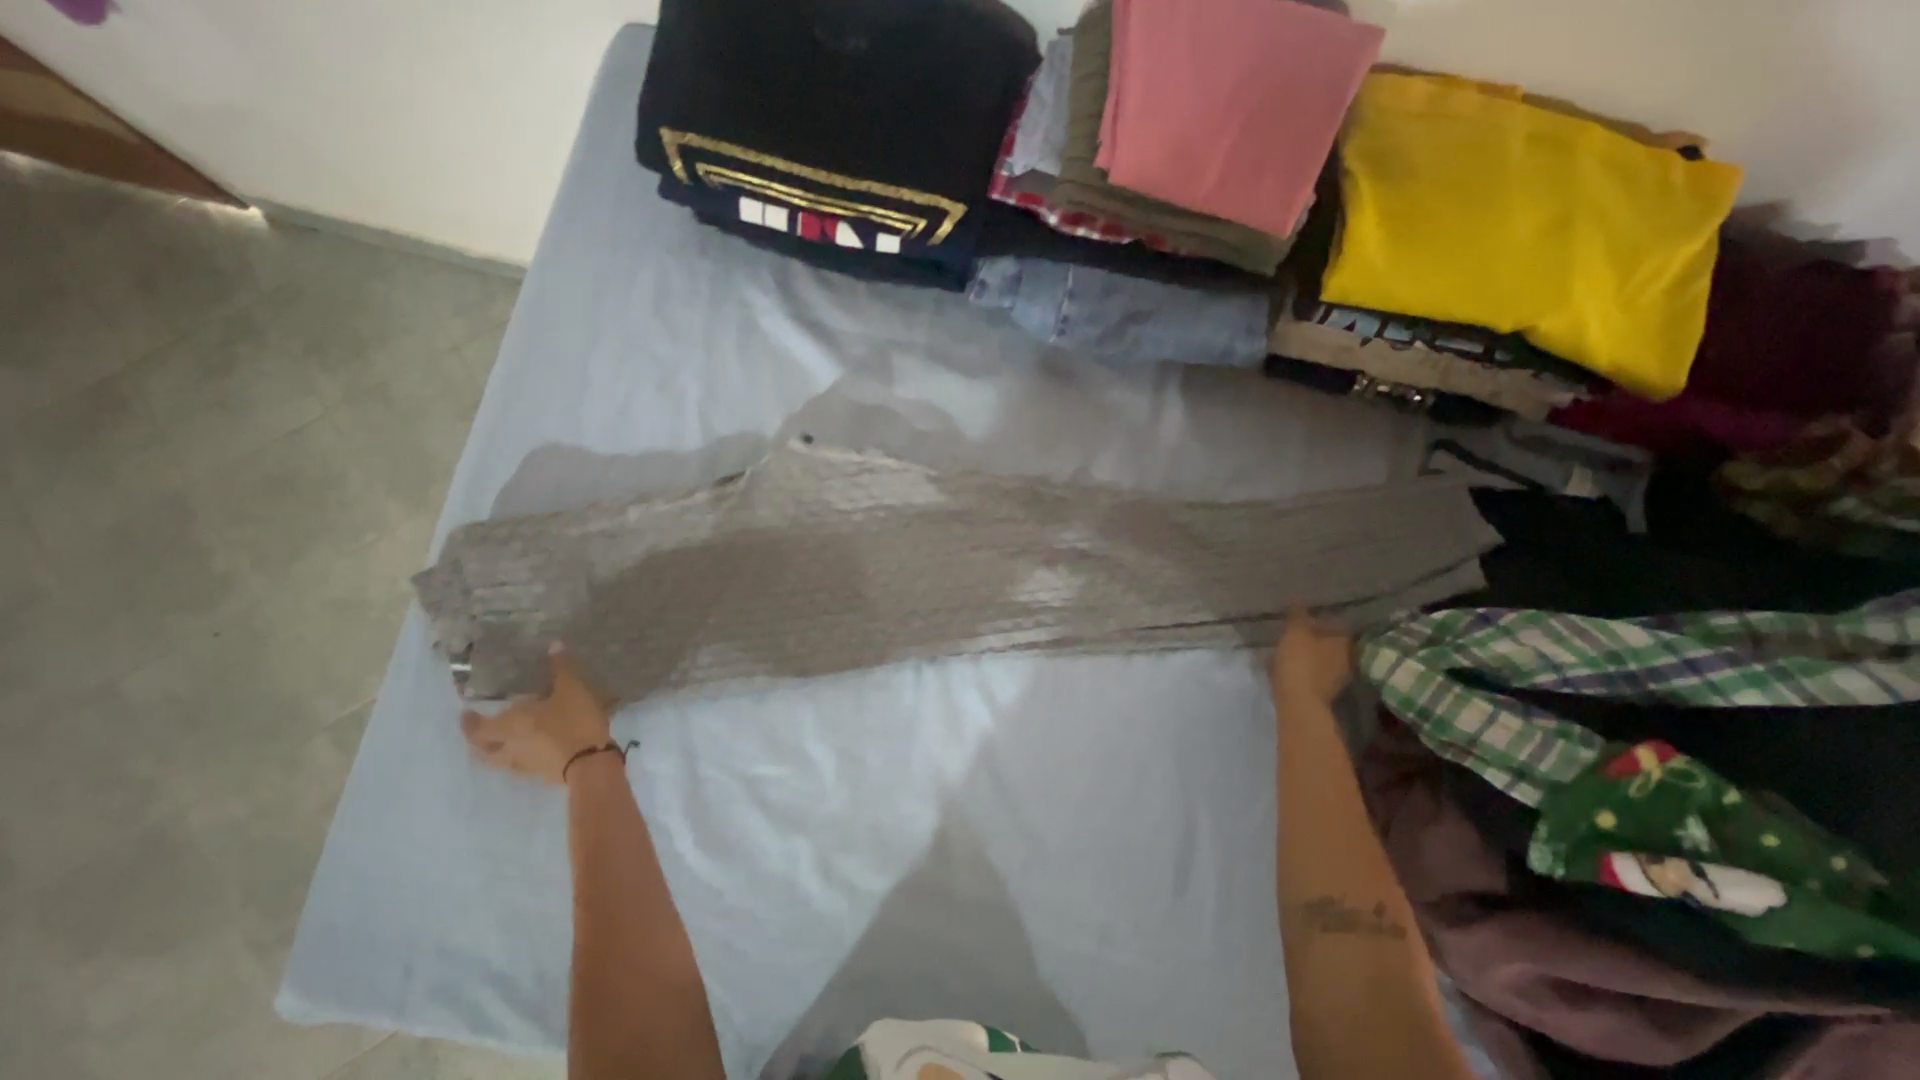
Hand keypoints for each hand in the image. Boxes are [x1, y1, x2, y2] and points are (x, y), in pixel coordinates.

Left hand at [462, 643, 614, 785]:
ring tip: (502, 745)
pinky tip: (531, 755)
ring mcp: (525, 765)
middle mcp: (510, 747)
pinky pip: (523, 769)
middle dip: (478, 743)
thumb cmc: (574, 722)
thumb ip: (561, 668)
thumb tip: (554, 643)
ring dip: (496, 755)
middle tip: (480, 732)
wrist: (592, 764)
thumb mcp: (572, 689)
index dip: (469, 723)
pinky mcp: (542, 776)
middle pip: (483, 751)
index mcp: (510, 725)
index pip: (478, 728)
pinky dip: (521, 761)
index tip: (466, 714)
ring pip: (501, 763)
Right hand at [1271, 608, 1353, 707]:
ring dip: (1307, 654)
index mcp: (1343, 641)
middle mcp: (1346, 659)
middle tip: (1294, 632)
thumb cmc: (1300, 662)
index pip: (1337, 623)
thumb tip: (1299, 600)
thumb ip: (1298, 615)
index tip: (1305, 617)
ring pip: (1321, 659)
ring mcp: (1337, 678)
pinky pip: (1312, 673)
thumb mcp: (1295, 633)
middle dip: (1314, 637)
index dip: (1321, 619)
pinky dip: (1302, 668)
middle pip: (1330, 642)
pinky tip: (1286, 666)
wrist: (1298, 703)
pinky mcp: (1323, 692)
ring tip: (1287, 649)